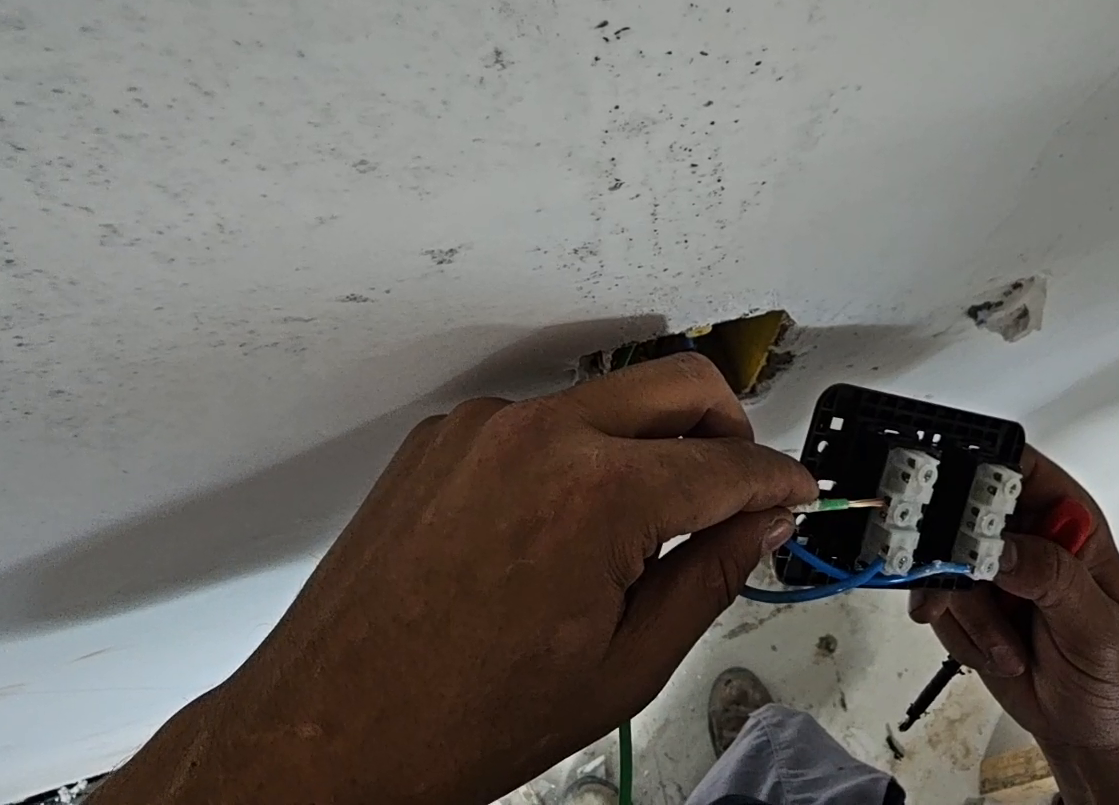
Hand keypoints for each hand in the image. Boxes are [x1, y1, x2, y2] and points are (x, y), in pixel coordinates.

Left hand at [91, 353, 815, 804]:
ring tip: (643, 516)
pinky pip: (548, 417)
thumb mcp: (626, 665)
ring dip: (654, 439)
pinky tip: (565, 515)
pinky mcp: (450, 431)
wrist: (324, 737)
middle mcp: (545, 434)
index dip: (777, 478)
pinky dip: (581, 450)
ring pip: (617, 395)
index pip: (729, 463)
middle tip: (739, 481)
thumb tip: (764, 521)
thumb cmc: (467, 718)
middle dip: (731, 425)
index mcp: (599, 496)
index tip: (793, 489)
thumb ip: (712, 575)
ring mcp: (489, 423)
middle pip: (684, 381)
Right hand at [908, 446, 1118, 803]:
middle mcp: (1026, 532)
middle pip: (965, 506)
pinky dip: (956, 628)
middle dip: (959, 550)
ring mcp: (993, 564)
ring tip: (1004, 643)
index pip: (1020, 467)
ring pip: (944, 556)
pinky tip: (991, 649)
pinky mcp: (968, 595)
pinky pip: (936, 593)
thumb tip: (1006, 548)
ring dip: (967, 608)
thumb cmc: (1111, 675)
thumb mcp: (1094, 626)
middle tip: (962, 580)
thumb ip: (1054, 578)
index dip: (987, 468)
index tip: (963, 501)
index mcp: (1066, 518)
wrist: (1084, 732)